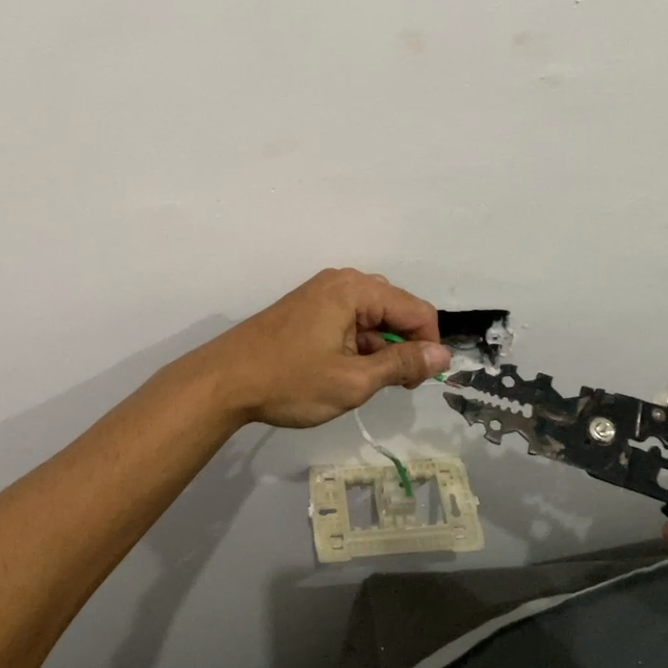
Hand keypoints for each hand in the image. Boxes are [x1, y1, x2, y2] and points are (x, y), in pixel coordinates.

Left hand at [184, 268, 449, 429]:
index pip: (416, 310)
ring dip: (379, 349)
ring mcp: (321, 294)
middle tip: (391, 385)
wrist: (223, 381)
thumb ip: (402, 365)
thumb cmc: (290, 380)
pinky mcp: (307, 310)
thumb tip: (443, 355)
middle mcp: (341, 282)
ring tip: (362, 383)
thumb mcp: (353, 380)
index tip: (416, 382)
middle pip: (395, 308)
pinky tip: (343, 373)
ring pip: (372, 317)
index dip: (427, 346)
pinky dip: (357, 345)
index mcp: (355, 290)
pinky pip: (349, 321)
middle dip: (403, 346)